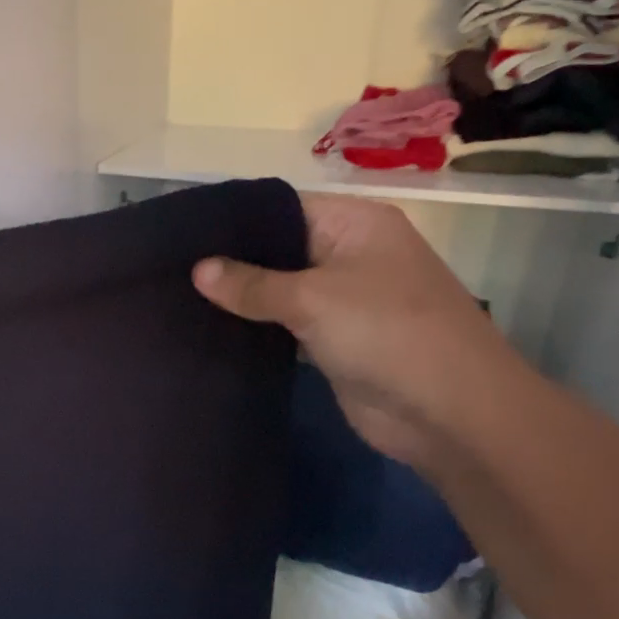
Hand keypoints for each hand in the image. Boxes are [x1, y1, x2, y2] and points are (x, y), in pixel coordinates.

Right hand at [192, 192, 521, 466]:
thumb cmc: (386, 333)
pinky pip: (287, 328)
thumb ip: (253, 285)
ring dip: (241, 301)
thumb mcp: (313, 299)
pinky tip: (211, 333)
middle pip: (279, 250)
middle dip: (231, 263)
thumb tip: (198, 269)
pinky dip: (258, 331)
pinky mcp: (335, 344)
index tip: (180, 235)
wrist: (449, 411)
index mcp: (355, 223)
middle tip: (169, 271)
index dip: (234, 220)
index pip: (282, 208)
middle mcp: (350, 255)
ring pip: (281, 293)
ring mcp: (344, 302)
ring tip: (177, 300)